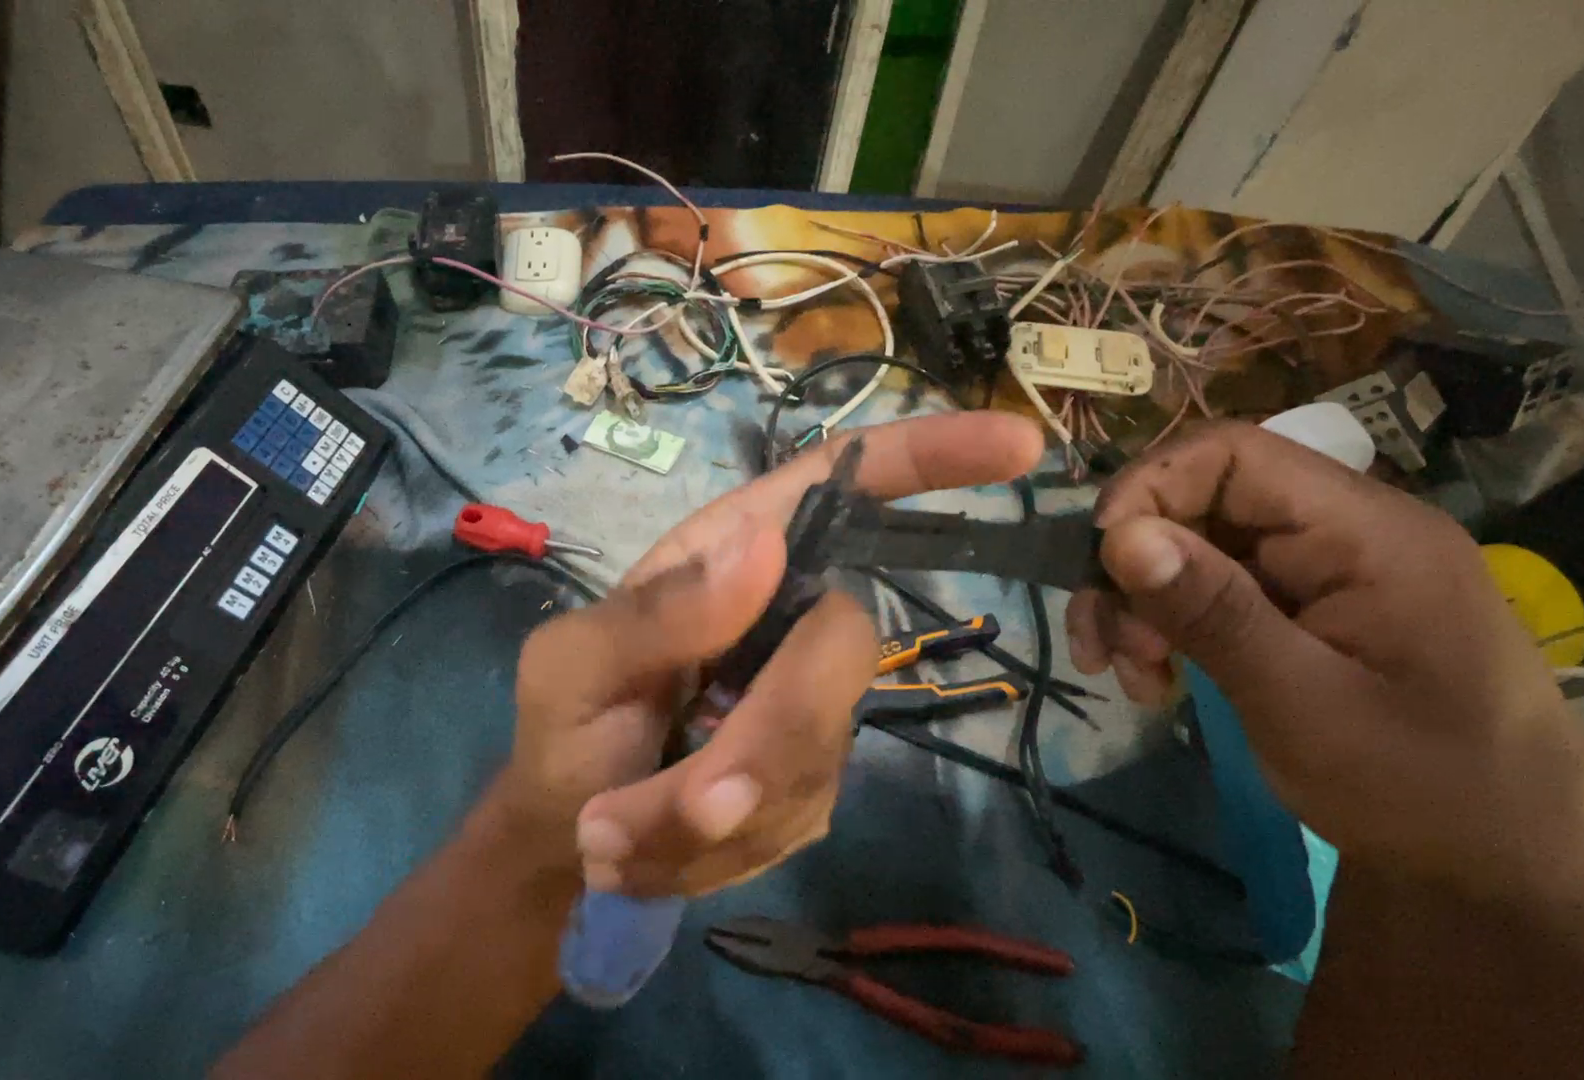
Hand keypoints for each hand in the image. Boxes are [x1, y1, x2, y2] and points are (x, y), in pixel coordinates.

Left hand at [506, 412, 1044, 896]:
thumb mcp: (573, 666)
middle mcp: (782, 619)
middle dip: (764, 734)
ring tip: (619, 830)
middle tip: (678, 801)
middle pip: (847, 642)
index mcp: (725, 559)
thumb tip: (767, 546)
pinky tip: (653, 846)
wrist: (567, 843)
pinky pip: (799, 814)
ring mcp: (810, 705)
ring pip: (818, 749)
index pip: (838, 488)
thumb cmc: (563, 731)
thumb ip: (657, 615)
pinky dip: (715, 847)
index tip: (1020, 446)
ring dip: (710, 810)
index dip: (926, 459)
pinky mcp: (815, 783)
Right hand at [1066, 421, 1583, 899]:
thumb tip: (1116, 535)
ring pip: (1188, 551)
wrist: (1489, 867)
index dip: (1149, 489)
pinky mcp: (1296, 610)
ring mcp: (1318, 573)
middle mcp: (1341, 534)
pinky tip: (1152, 681)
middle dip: (1133, 569)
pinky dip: (1162, 629)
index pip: (1234, 455)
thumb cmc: (1418, 789)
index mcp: (1369, 534)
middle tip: (1105, 648)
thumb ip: (1213, 612)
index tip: (1099, 562)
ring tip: (1128, 676)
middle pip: (1198, 505)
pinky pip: (1205, 592)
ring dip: (1137, 607)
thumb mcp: (1303, 704)